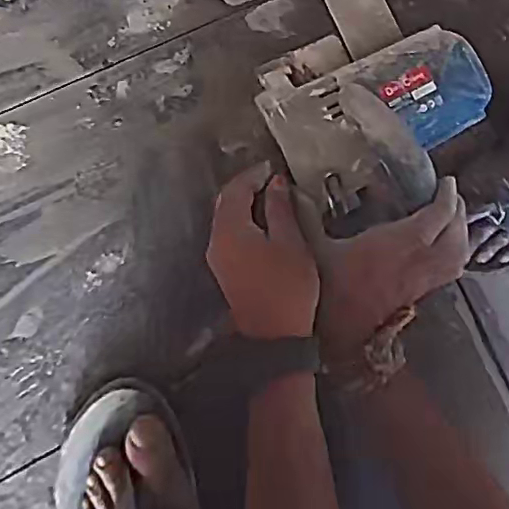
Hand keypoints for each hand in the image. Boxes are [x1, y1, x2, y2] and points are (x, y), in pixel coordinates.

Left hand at [207, 164, 319, 338]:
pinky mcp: (224, 271)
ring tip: (268, 197)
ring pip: (225, 218)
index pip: (235, 190)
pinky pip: (228, 233)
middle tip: (268, 178)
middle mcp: (216, 240)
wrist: (274, 340)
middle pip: (225, 202)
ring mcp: (217, 257)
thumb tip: (276, 183)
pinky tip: (261, 222)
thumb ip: (281, 209)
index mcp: (230, 230)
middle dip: (245, 187)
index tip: (271, 167)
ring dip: (243, 203)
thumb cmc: (288, 289)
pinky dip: (242, 220)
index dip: (253, 174)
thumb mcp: (291, 243)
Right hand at [310, 177, 469, 358]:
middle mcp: (418, 261)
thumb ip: (305, 217)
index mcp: (398, 244)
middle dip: (459, 211)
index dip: (447, 197)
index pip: (437, 216)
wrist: (341, 338)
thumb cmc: (331, 290)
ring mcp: (422, 279)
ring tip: (454, 216)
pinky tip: (447, 247)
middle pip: (455, 234)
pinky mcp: (421, 293)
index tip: (445, 181)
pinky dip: (457, 253)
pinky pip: (451, 270)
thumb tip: (290, 189)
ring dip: (462, 233)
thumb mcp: (315, 249)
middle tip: (452, 195)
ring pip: (459, 254)